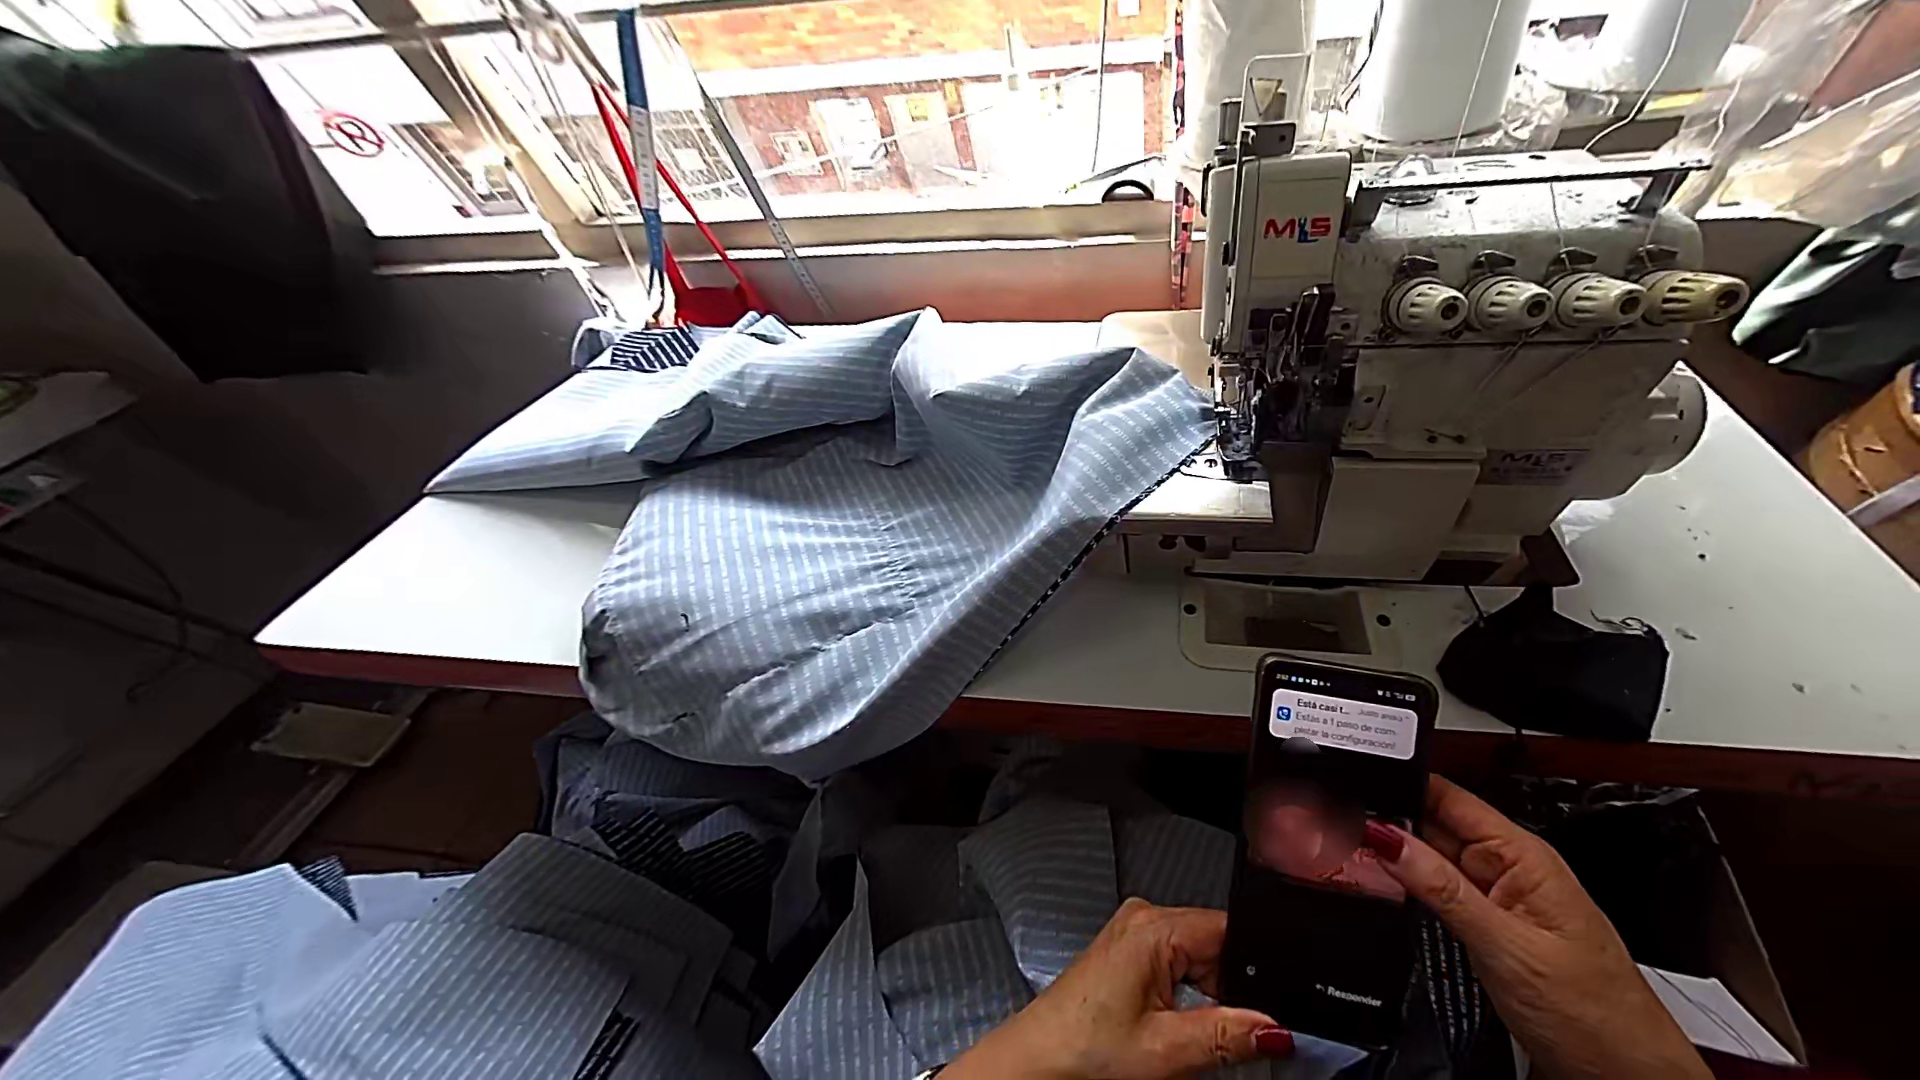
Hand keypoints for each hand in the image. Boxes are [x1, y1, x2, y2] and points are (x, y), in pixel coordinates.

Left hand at [943, 899, 1294, 1079]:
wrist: (1039, 1059)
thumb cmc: (1087, 1050)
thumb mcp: (1168, 1050)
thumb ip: (1228, 1035)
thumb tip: (1277, 1028)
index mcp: (1153, 928)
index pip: (1228, 931)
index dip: (1257, 967)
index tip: (1278, 1005)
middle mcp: (1142, 916)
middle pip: (1215, 942)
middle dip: (1232, 986)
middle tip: (1233, 1034)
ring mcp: (1133, 930)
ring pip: (1198, 953)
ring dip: (1211, 992)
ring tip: (1195, 1030)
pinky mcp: (1128, 948)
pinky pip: (1177, 958)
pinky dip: (1190, 989)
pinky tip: (1182, 1021)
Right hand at [1363, 776, 1709, 1079]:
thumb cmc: (1597, 1018)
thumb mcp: (1505, 945)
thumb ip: (1439, 887)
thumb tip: (1385, 836)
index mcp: (1522, 855)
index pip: (1447, 796)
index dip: (1400, 782)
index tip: (1352, 786)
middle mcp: (1504, 867)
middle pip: (1428, 823)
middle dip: (1386, 822)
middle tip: (1342, 826)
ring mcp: (1491, 894)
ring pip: (1425, 856)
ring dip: (1392, 854)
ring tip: (1352, 851)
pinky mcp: (1480, 921)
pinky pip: (1431, 887)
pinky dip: (1403, 883)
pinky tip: (1378, 881)